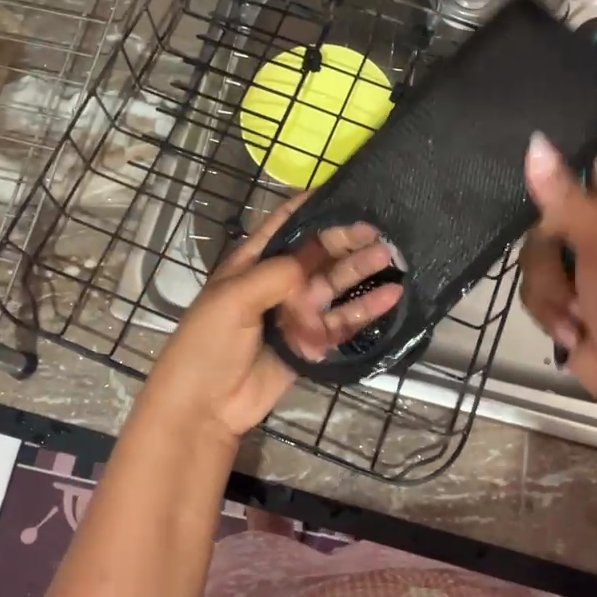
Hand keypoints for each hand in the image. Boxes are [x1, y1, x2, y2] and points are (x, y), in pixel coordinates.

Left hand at [141, 195, 403, 439]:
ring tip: (392, 256)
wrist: (204, 406)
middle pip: (318, 252)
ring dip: (361, 269)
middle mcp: (278, 281)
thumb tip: (313, 267)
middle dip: (346, 238)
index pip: (285, 223)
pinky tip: (391, 296)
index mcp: (253, 262)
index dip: (311, 205)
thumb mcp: (235, 298)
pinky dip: (366, 308)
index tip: (344, 191)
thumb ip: (277, 274)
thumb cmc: (208, 343)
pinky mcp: (311, 341)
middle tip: (380, 229)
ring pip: (335, 283)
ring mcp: (296, 311)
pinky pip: (343, 320)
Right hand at [519, 133, 596, 401]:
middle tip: (565, 273)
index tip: (529, 195)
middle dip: (547, 259)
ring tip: (575, 314)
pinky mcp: (562, 306)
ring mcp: (578, 274)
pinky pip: (532, 293)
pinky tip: (572, 331)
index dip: (551, 183)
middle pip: (541, 225)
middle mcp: (595, 239)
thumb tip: (535, 142)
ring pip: (532, 263)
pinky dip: (549, 314)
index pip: (575, 179)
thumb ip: (563, 197)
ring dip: (549, 293)